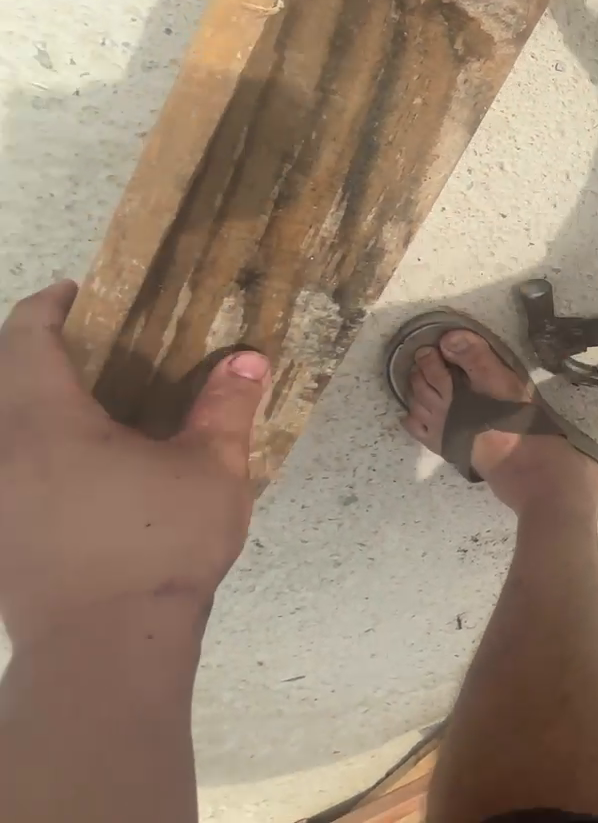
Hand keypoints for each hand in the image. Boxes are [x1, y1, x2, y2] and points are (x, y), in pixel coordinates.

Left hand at [0, 281, 268, 647]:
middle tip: (86, 345)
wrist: (109, 632)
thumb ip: (225, 407)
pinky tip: (74, 467)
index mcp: (48, 427)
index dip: (45, 311)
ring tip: (81, 404)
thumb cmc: (163, 536)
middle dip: (30, 356)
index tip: (74, 291)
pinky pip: (6, 468)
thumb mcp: (214, 465)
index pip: (28, 347)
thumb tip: (247, 358)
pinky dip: (27, 448)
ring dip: (27, 405)